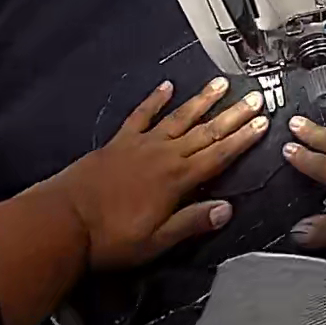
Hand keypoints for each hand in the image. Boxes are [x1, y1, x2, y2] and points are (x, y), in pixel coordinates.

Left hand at [44, 77, 269, 269]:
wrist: (63, 222)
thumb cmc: (111, 237)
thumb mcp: (157, 240)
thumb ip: (192, 222)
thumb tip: (227, 210)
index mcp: (177, 178)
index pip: (219, 155)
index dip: (243, 139)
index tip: (262, 123)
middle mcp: (165, 154)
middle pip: (206, 131)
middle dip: (234, 115)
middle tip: (255, 98)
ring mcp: (142, 144)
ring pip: (180, 117)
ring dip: (202, 100)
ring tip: (222, 84)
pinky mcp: (120, 142)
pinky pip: (141, 115)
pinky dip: (155, 100)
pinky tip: (166, 87)